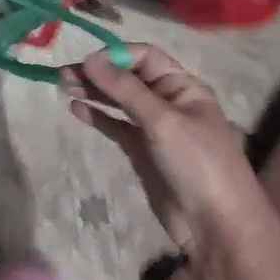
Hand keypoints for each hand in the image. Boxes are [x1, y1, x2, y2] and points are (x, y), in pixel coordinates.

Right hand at [63, 45, 257, 253]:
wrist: (216, 224)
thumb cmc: (197, 163)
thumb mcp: (162, 121)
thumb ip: (124, 89)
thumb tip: (89, 59)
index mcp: (183, 87)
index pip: (145, 57)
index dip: (115, 56)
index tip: (86, 64)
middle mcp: (168, 102)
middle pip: (127, 77)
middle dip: (97, 73)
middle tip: (62, 76)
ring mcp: (154, 127)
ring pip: (118, 100)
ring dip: (93, 91)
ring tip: (63, 87)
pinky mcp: (142, 150)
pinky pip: (115, 125)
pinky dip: (96, 116)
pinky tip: (76, 110)